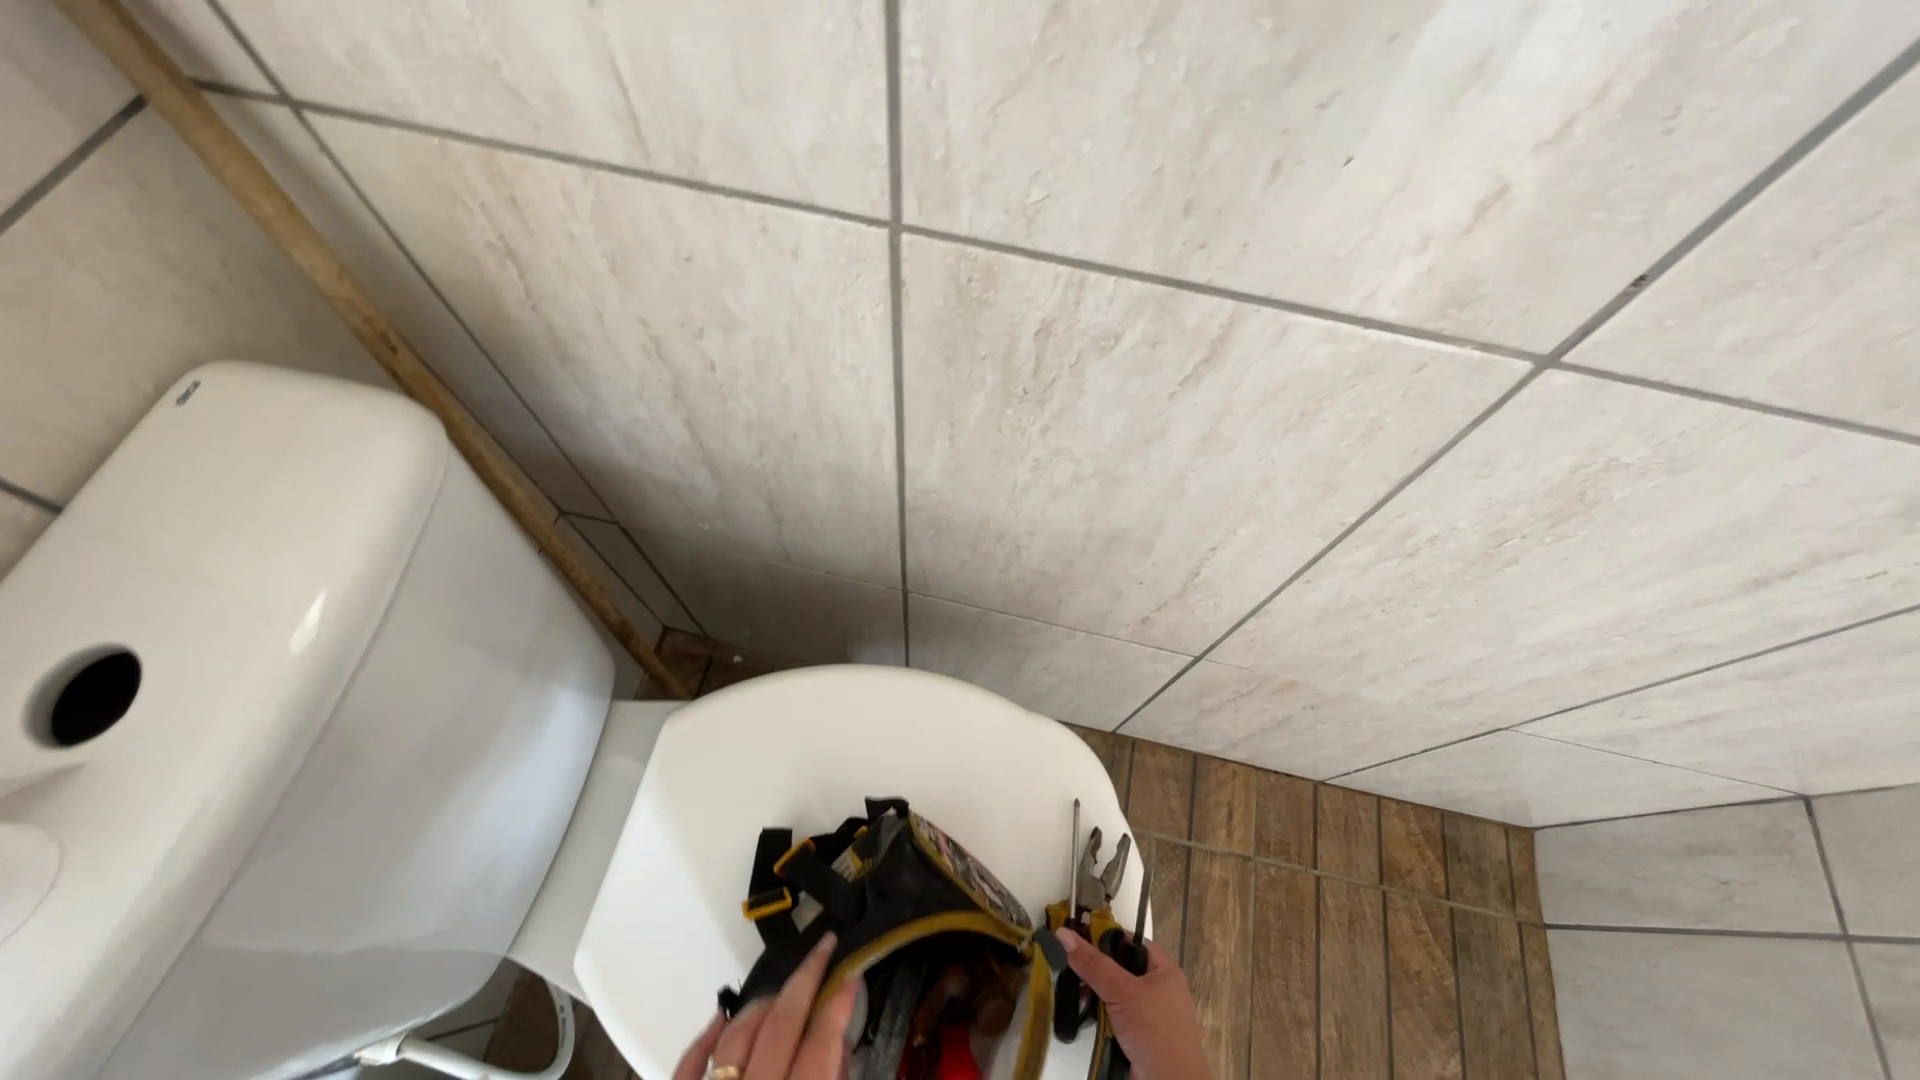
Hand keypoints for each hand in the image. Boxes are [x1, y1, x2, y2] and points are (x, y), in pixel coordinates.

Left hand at [674, 933, 860, 1079]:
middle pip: (780, 1026)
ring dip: (762, 1006)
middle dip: (806, 979)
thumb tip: (839, 1046)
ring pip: (736, 1035)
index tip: (852, 974)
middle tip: (825, 946)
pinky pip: (689, 1065)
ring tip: (783, 992)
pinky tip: (722, 1019)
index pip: (821, 1044)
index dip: (839, 1004)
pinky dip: (706, 1038)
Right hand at [1055, 928, 1211, 1079]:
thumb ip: (1093, 964)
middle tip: (1064, 963)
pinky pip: (1112, 1016)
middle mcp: (1156, 988)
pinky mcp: (1135, 1036)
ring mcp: (1146, 1014)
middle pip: (1118, 968)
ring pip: (1112, 993)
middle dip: (1093, 968)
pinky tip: (1079, 1012)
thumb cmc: (1155, 1031)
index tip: (1075, 936)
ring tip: (1068, 989)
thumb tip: (1062, 933)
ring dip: (1092, 993)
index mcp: (1163, 970)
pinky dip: (1096, 1014)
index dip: (1105, 937)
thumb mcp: (1123, 992)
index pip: (1130, 942)